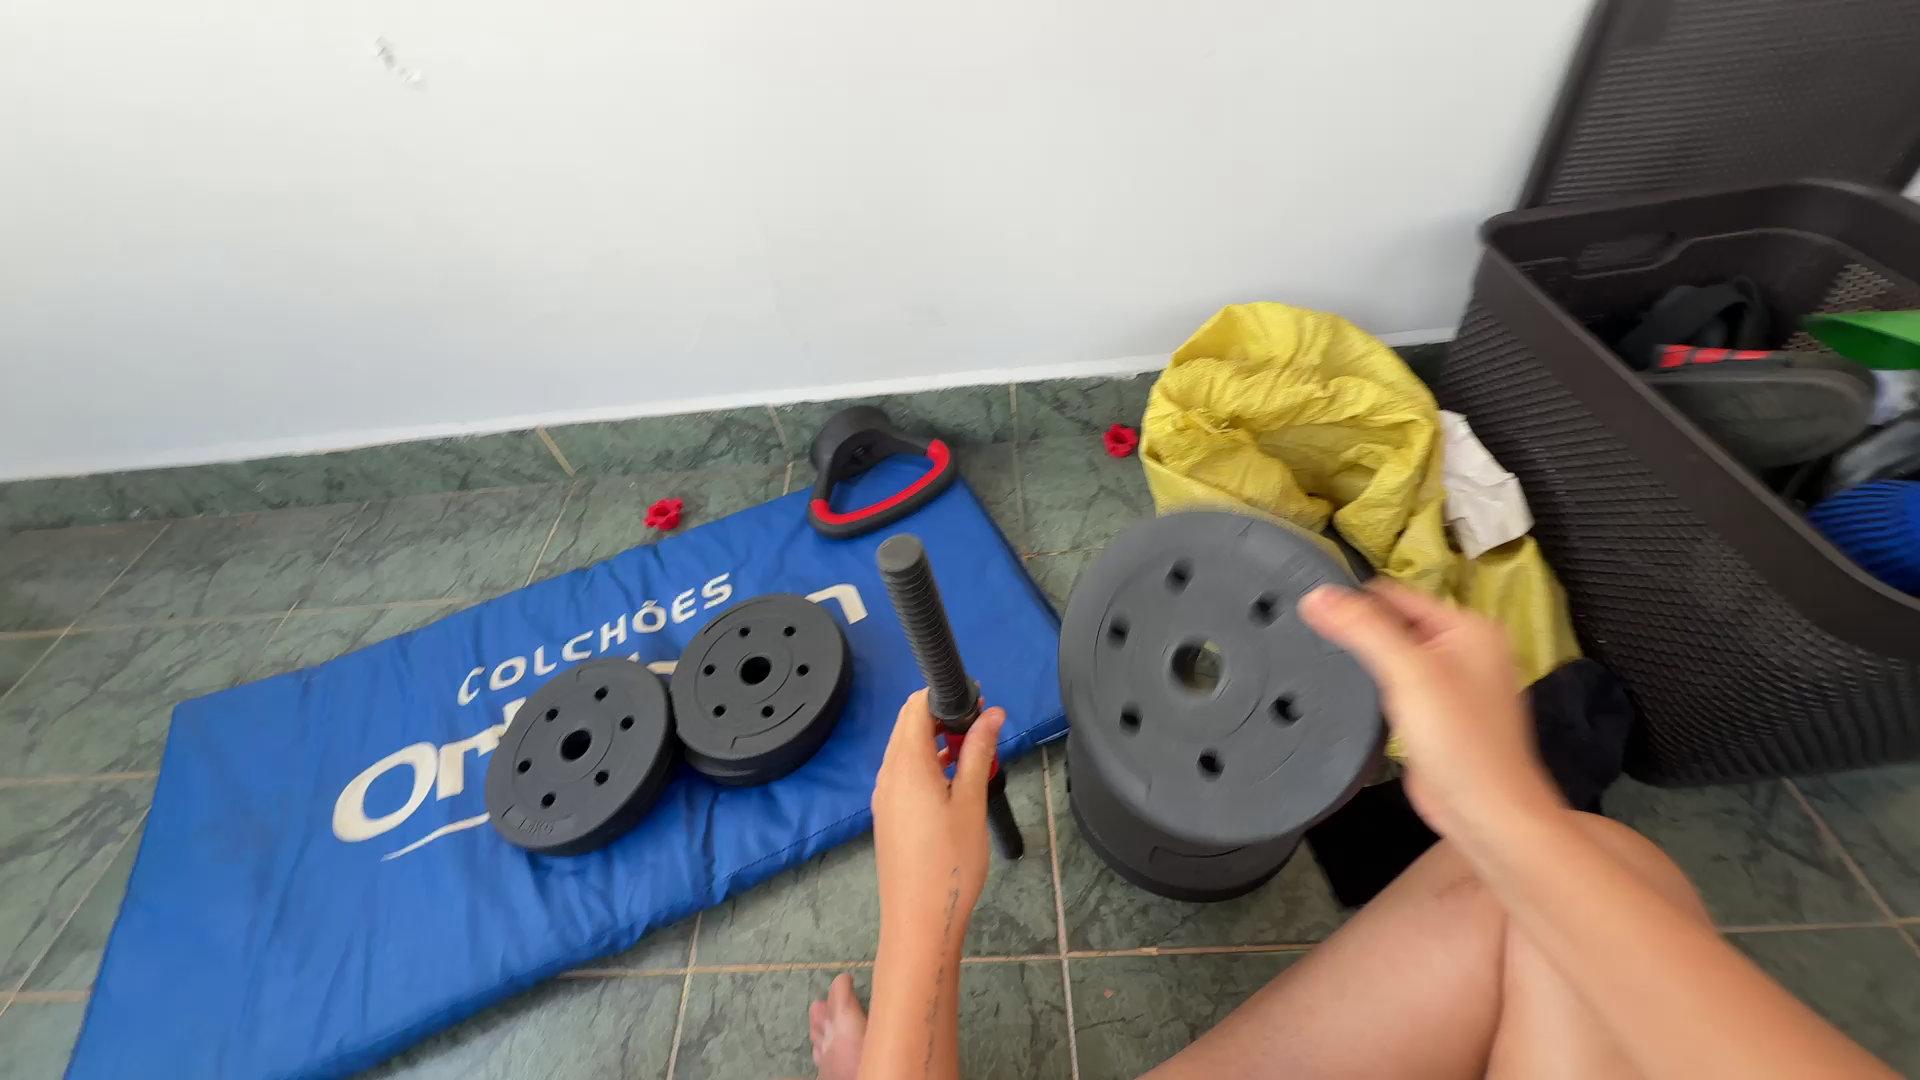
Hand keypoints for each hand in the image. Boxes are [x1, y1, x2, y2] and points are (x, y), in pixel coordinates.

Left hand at [871, 689, 1005, 952]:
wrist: (919, 921)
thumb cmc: (950, 859)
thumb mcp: (971, 800)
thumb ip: (979, 751)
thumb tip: (992, 712)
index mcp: (906, 762)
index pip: (917, 705)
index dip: (945, 696)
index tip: (978, 703)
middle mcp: (888, 772)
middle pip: (909, 725)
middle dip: (943, 717)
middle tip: (981, 729)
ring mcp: (884, 795)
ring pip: (907, 750)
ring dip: (937, 742)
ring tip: (975, 754)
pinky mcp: (887, 814)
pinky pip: (904, 773)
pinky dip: (928, 765)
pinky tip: (955, 780)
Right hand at [1299, 579, 1561, 838]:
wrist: (1485, 812)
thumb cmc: (1460, 742)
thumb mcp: (1407, 672)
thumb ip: (1361, 628)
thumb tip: (1316, 595)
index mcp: (1468, 627)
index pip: (1393, 595)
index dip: (1353, 602)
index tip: (1313, 613)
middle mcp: (1463, 648)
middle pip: (1390, 621)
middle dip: (1356, 630)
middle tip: (1319, 642)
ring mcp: (1450, 679)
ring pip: (1389, 650)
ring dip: (1362, 657)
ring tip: (1331, 664)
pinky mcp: (1435, 708)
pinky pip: (1393, 678)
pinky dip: (1372, 680)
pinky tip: (1355, 694)